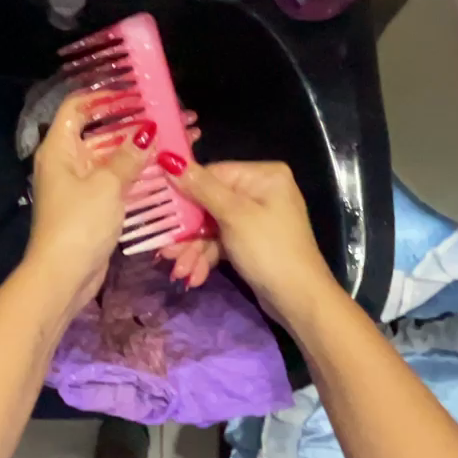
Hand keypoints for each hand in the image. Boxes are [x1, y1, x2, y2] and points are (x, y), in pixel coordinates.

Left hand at [23, 92, 156, 301]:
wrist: (64, 276)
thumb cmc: (79, 224)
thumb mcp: (106, 185)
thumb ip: (129, 155)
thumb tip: (149, 130)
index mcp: (60, 148)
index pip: (78, 107)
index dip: (106, 97)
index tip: (139, 93)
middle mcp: (68, 162)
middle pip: (103, 132)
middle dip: (138, 124)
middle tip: (175, 117)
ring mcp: (82, 185)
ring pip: (116, 158)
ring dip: (145, 150)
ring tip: (182, 139)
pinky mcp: (95, 207)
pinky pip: (119, 181)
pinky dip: (141, 174)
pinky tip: (169, 169)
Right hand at [162, 160, 336, 320]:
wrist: (298, 299)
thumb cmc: (269, 250)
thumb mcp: (233, 216)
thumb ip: (200, 187)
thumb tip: (168, 158)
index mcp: (263, 176)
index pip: (212, 174)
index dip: (184, 193)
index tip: (159, 210)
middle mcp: (260, 192)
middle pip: (208, 202)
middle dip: (187, 231)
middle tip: (166, 252)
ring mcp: (254, 218)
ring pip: (211, 227)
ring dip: (193, 250)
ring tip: (180, 271)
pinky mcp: (249, 242)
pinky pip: (220, 242)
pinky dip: (207, 258)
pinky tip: (195, 277)